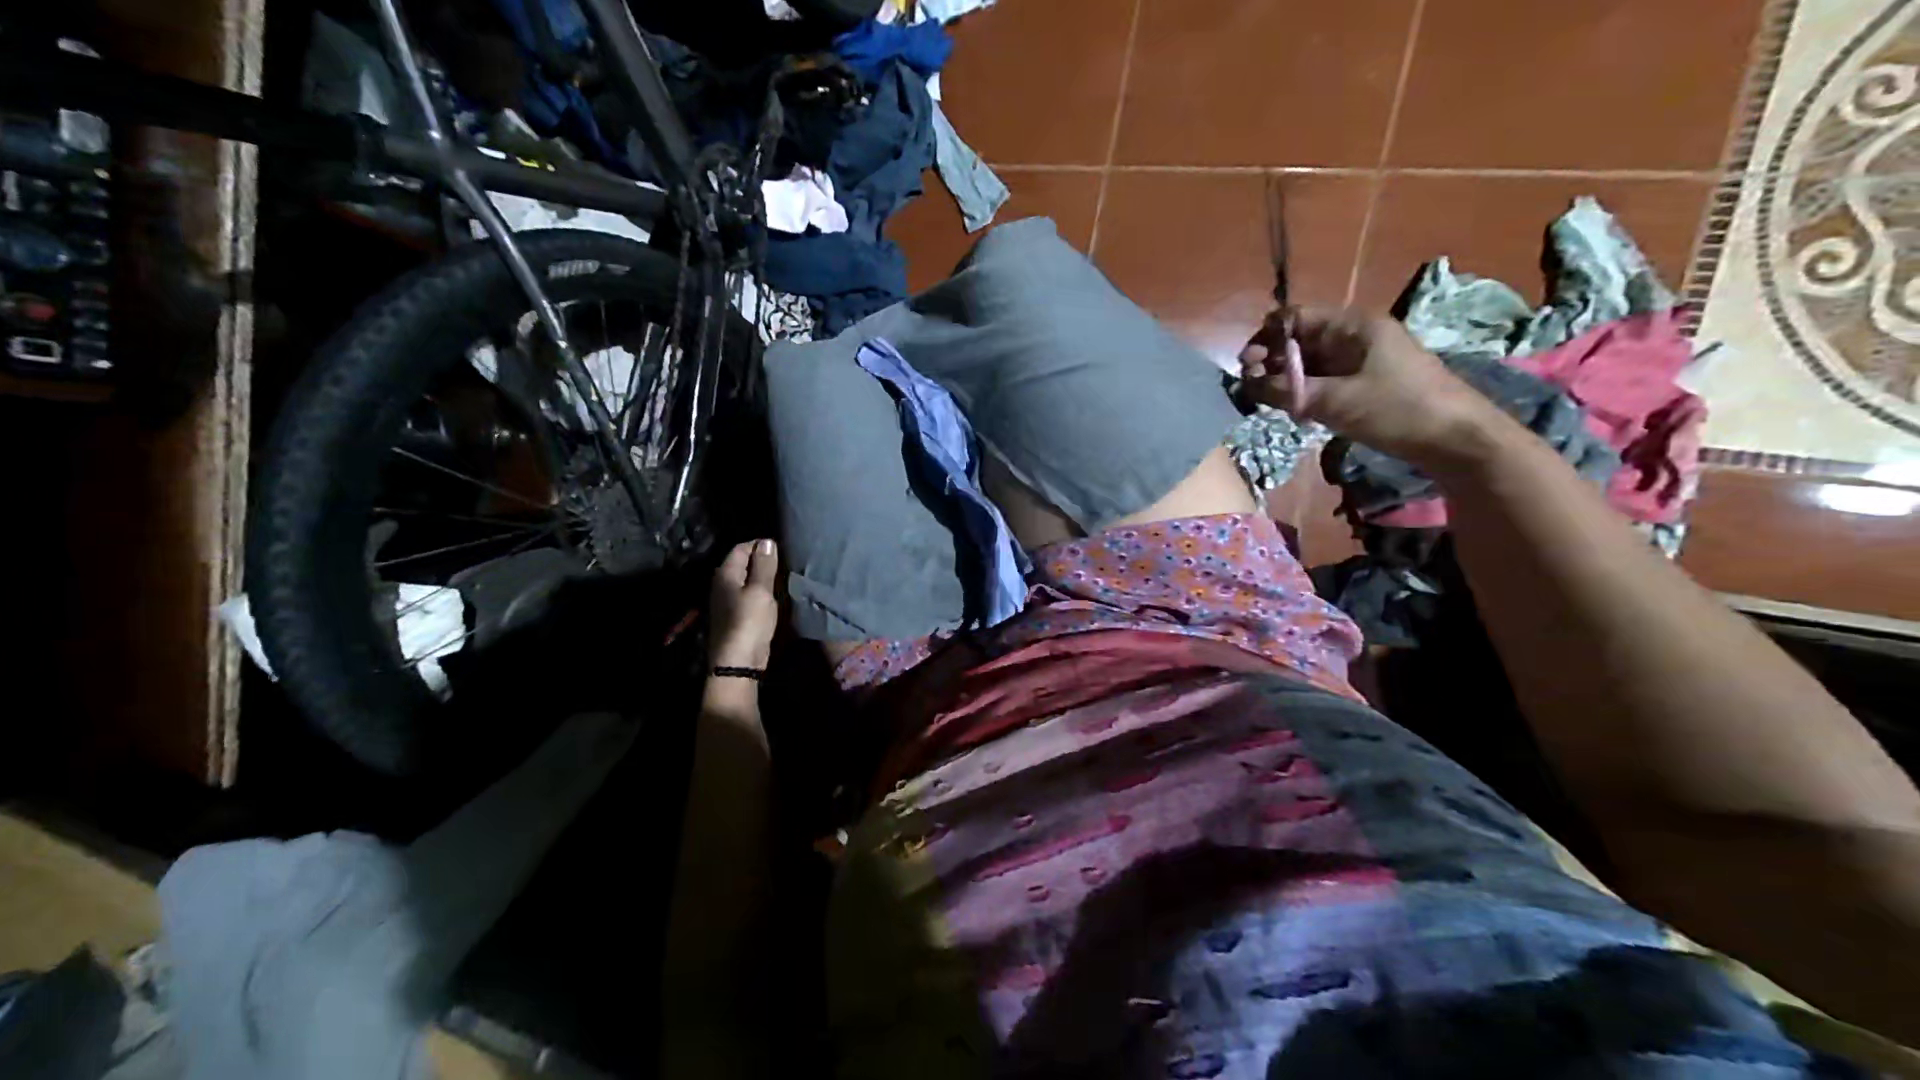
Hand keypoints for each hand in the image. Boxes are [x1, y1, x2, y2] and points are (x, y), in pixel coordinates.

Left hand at [709, 539, 779, 669]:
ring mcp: (729, 600)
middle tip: (788, 562)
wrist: (738, 662)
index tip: (784, 549)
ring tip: (787, 577)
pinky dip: (763, 591)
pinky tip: (778, 595)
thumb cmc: (749, 622)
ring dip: (765, 577)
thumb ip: (764, 565)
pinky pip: (751, 594)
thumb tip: (767, 541)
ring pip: (748, 580)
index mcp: (726, 574)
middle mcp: (723, 584)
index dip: (761, 545)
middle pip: (744, 563)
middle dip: (764, 560)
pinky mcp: (737, 615)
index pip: (742, 548)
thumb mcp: (760, 591)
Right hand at [1239, 307, 1502, 466]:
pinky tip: (1292, 409)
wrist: (1455, 439)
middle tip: (1251, 388)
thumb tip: (1246, 385)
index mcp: (1352, 325)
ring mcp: (1359, 361)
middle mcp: (1354, 336)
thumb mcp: (1335, 401)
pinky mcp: (1363, 384)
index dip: (1266, 338)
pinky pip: (1321, 380)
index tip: (1247, 366)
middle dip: (1271, 360)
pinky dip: (1302, 391)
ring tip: (1266, 401)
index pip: (1295, 318)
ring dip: (1284, 379)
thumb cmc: (1398, 410)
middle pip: (1299, 339)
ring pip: (1308, 362)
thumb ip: (1287, 391)